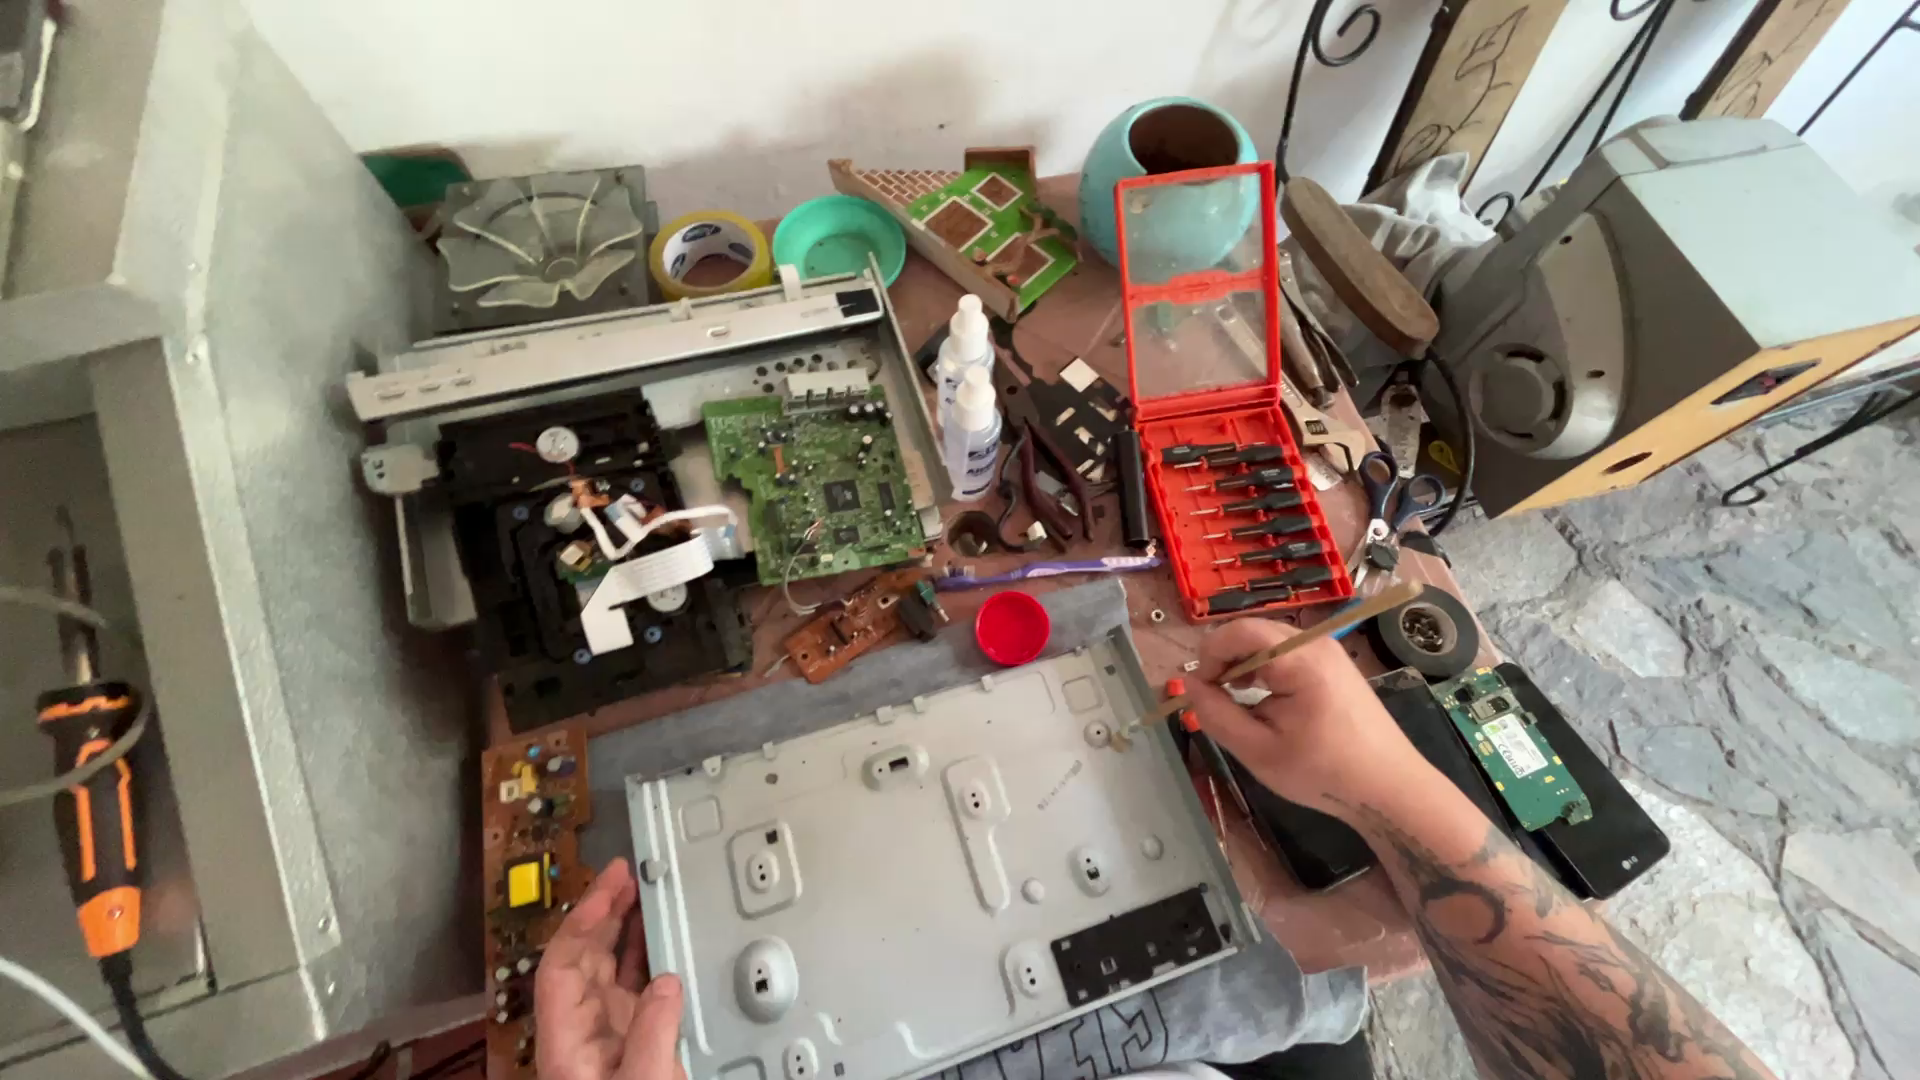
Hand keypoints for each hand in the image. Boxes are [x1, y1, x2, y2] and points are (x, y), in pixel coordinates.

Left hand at [535, 858, 685, 1079]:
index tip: (611, 883)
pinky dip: (646, 954)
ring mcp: (608, 1037)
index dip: (582, 919)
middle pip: (583, 960)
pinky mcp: (634, 1042)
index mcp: (569, 1045)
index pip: (563, 967)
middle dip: (602, 913)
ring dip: (624, 928)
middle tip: (630, 874)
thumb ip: (652, 1034)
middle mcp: (583, 1034)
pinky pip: (635, 985)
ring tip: (646, 894)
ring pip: (608, 968)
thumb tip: (664, 980)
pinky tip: (661, 937)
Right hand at [1186, 618, 1426, 816]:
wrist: (1390, 789)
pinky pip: (1284, 650)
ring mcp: (1327, 650)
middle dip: (1224, 659)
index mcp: (1300, 661)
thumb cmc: (1324, 773)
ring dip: (1242, 662)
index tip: (1202, 691)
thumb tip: (1188, 685)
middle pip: (1251, 631)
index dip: (1209, 655)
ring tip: (1238, 698)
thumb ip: (1216, 714)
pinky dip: (1263, 666)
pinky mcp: (1332, 662)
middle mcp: (1315, 643)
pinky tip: (1263, 696)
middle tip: (1216, 696)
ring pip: (1266, 639)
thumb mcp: (1258, 751)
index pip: (1238, 632)